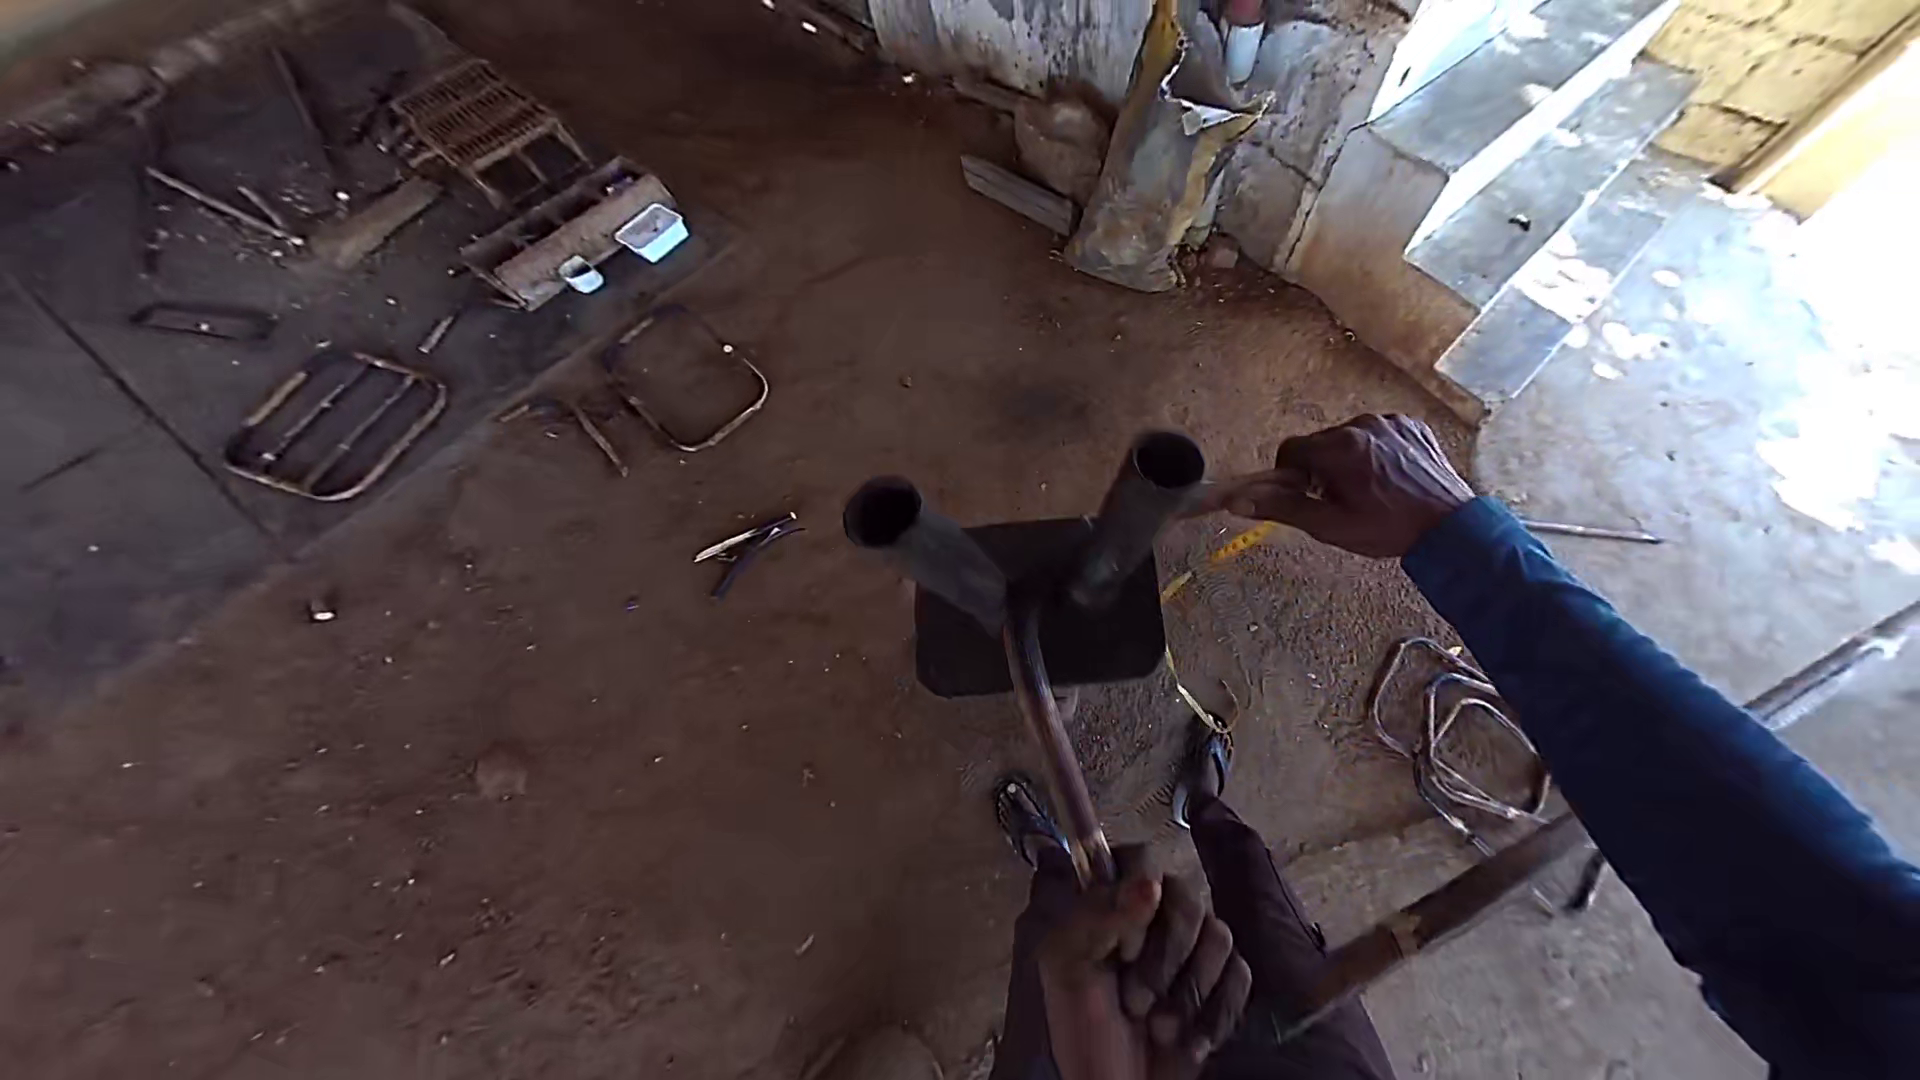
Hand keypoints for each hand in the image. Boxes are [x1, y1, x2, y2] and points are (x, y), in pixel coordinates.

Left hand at [1038, 868, 1251, 1079]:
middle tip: (1137, 1002)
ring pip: (1219, 934)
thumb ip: (1098, 915)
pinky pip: (1241, 975)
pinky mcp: (1221, 983)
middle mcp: (1155, 908)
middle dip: (1165, 958)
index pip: (1142, 857)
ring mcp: (1192, 944)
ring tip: (1159, 1028)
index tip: (1124, 949)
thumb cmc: (1079, 1019)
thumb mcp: (1067, 962)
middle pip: (1186, 897)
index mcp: (1112, 892)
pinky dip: (1217, 1014)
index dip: (1139, 898)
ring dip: (1190, 991)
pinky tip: (1189, 1041)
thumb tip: (1151, 884)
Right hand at [1198, 414, 1472, 557]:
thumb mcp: (1327, 525)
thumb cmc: (1384, 528)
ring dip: (1346, 458)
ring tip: (1366, 487)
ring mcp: (1389, 422)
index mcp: (1338, 448)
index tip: (1307, 494)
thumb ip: (1280, 507)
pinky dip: (1373, 450)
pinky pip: (1376, 433)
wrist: (1450, 527)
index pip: (1290, 450)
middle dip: (1320, 467)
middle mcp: (1361, 426)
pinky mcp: (1411, 425)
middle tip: (1338, 497)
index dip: (1291, 475)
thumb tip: (1236, 502)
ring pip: (1346, 436)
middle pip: (1319, 443)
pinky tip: (1387, 474)